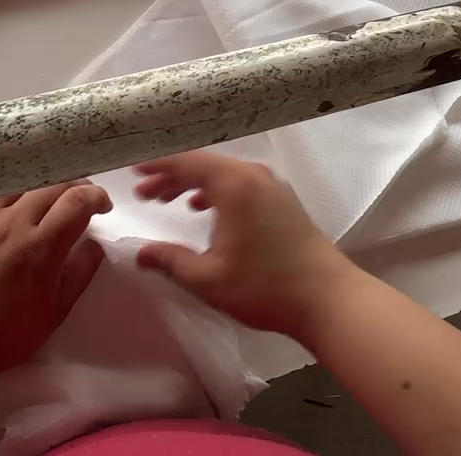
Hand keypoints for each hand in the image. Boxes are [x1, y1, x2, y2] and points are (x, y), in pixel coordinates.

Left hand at [0, 180, 111, 384]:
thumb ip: (81, 272)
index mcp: (41, 246)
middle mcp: (16, 222)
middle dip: (77, 185)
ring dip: (46, 183)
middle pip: (55, 183)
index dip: (97, 197)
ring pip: (25, 179)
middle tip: (82, 200)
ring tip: (51, 195)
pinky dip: (13, 186)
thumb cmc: (7, 332)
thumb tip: (95, 244)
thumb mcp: (56, 311)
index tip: (103, 207)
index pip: (77, 201)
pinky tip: (17, 196)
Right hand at [133, 152, 364, 340]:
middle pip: (202, 164)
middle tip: (143, 194)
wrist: (328, 299)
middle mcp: (251, 174)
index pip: (185, 161)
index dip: (156, 164)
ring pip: (221, 173)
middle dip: (170, 176)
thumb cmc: (265, 287)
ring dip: (192, 184)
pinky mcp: (280, 198)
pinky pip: (238, 182)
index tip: (132, 170)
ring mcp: (269, 184)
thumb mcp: (209, 279)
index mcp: (233, 183)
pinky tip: (203, 209)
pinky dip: (215, 190)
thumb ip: (171, 261)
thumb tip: (140, 253)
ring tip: (166, 200)